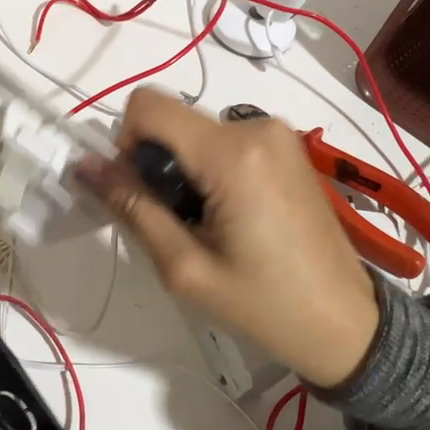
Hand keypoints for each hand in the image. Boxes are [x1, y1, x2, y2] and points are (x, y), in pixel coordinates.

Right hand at [84, 89, 382, 389]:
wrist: (344, 323)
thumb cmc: (263, 304)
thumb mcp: (183, 266)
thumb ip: (132, 207)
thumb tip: (84, 165)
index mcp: (232, 153)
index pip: (147, 105)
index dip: (126, 142)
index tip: (142, 192)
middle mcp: (256, 126)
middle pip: (171, 121)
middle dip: (157, 166)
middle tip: (178, 224)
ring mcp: (277, 134)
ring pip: (194, 132)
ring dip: (184, 172)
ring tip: (208, 227)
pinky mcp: (286, 147)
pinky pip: (223, 141)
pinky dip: (209, 170)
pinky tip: (230, 217)